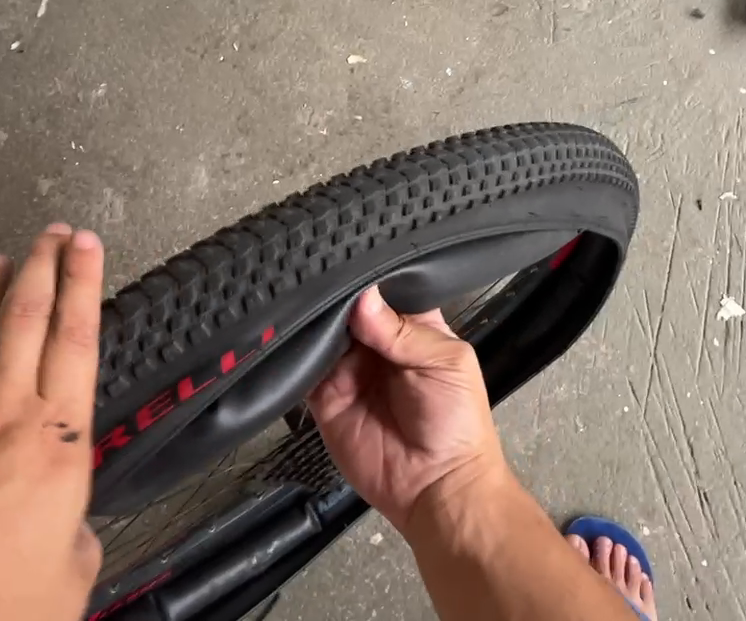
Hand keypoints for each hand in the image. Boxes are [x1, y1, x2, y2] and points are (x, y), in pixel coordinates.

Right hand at [305, 285, 510, 534]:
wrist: (437, 489)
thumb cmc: (456, 420)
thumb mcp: (444, 363)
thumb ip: (403, 330)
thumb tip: (362, 297)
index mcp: (413, 326)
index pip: (386, 290)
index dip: (369, 275)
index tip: (346, 255)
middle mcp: (377, 342)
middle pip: (349, 307)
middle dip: (335, 294)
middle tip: (316, 272)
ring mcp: (349, 368)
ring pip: (324, 333)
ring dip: (314, 320)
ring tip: (301, 298)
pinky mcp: (325, 397)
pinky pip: (304, 369)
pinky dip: (296, 354)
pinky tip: (289, 334)